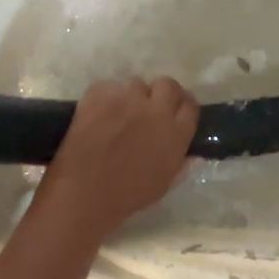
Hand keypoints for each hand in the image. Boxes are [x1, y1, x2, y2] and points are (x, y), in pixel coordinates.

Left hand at [31, 77, 198, 240]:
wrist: (86, 191)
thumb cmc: (129, 194)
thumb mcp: (165, 183)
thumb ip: (180, 162)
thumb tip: (193, 153)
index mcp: (175, 132)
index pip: (190, 105)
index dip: (184, 107)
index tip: (177, 113)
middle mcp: (154, 109)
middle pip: (167, 84)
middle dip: (162, 94)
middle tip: (152, 109)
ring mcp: (125, 98)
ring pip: (135, 84)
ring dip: (133, 96)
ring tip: (122, 113)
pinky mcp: (98, 94)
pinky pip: (108, 87)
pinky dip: (107, 98)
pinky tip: (101, 115)